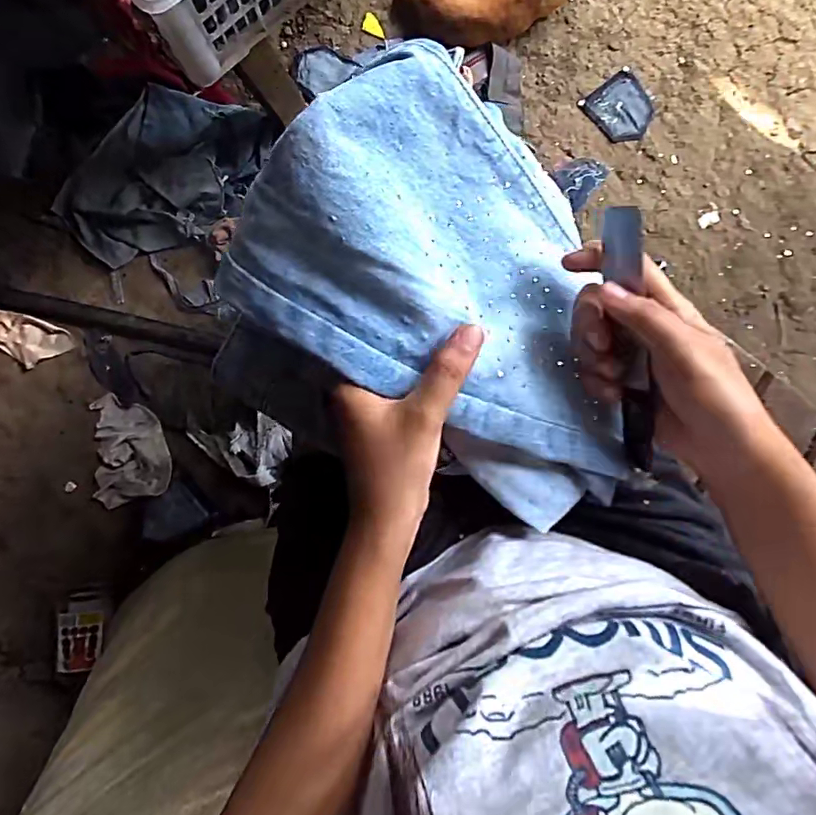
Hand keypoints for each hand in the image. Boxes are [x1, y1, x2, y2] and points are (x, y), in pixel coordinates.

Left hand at [332, 324, 484, 538]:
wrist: (389, 521)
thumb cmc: (396, 466)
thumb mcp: (425, 415)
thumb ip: (446, 373)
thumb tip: (471, 328)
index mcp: (343, 386)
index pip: (360, 338)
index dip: (385, 317)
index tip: (409, 293)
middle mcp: (346, 393)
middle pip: (378, 354)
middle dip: (404, 335)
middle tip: (432, 303)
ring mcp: (361, 409)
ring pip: (389, 372)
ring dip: (411, 358)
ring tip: (439, 326)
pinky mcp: (377, 422)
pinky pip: (396, 388)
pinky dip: (414, 378)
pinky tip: (436, 364)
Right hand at [562, 244, 781, 479]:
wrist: (725, 450)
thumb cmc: (717, 394)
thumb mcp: (685, 349)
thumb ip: (646, 317)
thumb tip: (605, 289)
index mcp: (667, 309)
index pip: (631, 268)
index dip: (599, 258)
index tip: (568, 264)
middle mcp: (646, 327)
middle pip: (599, 304)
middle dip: (590, 322)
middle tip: (601, 346)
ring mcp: (634, 356)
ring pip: (592, 339)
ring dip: (593, 357)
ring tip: (614, 379)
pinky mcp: (625, 384)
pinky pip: (594, 371)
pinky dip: (596, 382)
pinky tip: (614, 396)